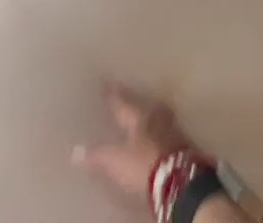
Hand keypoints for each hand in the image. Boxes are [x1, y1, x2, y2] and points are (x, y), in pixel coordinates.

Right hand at [71, 82, 189, 207]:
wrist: (182, 181)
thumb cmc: (144, 164)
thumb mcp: (116, 161)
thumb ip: (97, 155)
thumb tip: (75, 152)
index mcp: (137, 116)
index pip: (121, 100)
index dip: (112, 92)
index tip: (106, 80)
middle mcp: (157, 118)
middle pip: (148, 105)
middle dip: (140, 101)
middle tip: (135, 97)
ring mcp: (175, 132)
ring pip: (163, 118)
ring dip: (156, 118)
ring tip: (150, 118)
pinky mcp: (188, 149)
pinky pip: (174, 135)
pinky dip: (167, 135)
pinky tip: (164, 140)